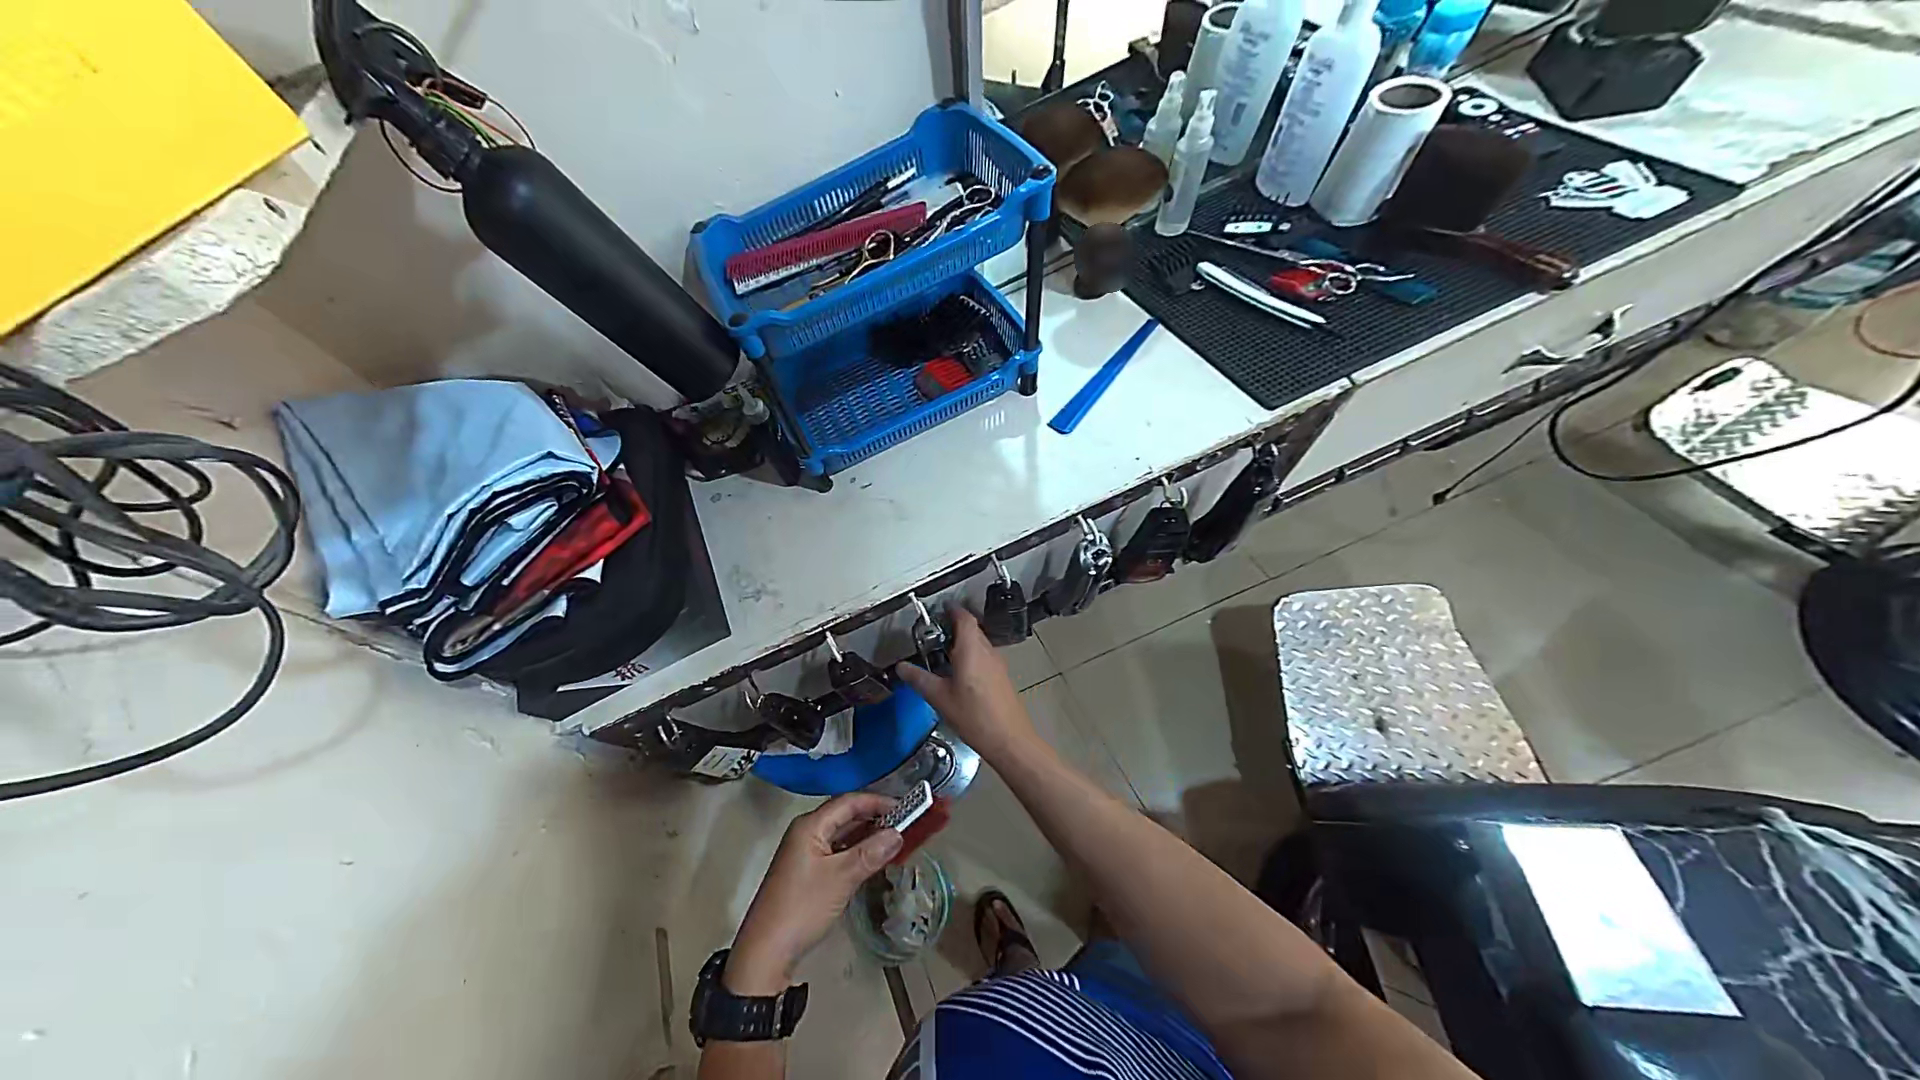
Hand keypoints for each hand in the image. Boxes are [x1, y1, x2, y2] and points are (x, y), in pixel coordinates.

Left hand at [726, 793, 902, 994]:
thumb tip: (898, 834)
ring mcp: (805, 853)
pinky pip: (836, 851)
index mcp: (810, 826)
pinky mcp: (807, 872)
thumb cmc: (802, 908)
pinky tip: (873, 860)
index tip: (905, 808)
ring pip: (841, 834)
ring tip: (895, 840)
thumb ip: (870, 853)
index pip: (849, 801)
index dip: (878, 801)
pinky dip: (856, 852)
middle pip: (845, 815)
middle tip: (905, 824)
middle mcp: (806, 833)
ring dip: (866, 835)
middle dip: (874, 817)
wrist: (765, 953)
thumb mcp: (841, 878)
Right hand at [895, 608, 1039, 761]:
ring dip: (963, 644)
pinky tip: (960, 676)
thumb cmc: (975, 716)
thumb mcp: (939, 697)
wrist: (1009, 739)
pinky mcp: (1001, 678)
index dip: (952, 610)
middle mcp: (987, 652)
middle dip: (954, 628)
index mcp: (971, 649)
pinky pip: (985, 658)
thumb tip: (903, 668)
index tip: (939, 611)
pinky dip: (971, 658)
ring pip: (979, 644)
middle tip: (934, 635)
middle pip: (972, 629)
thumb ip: (919, 679)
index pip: (964, 618)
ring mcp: (998, 664)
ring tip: (943, 655)